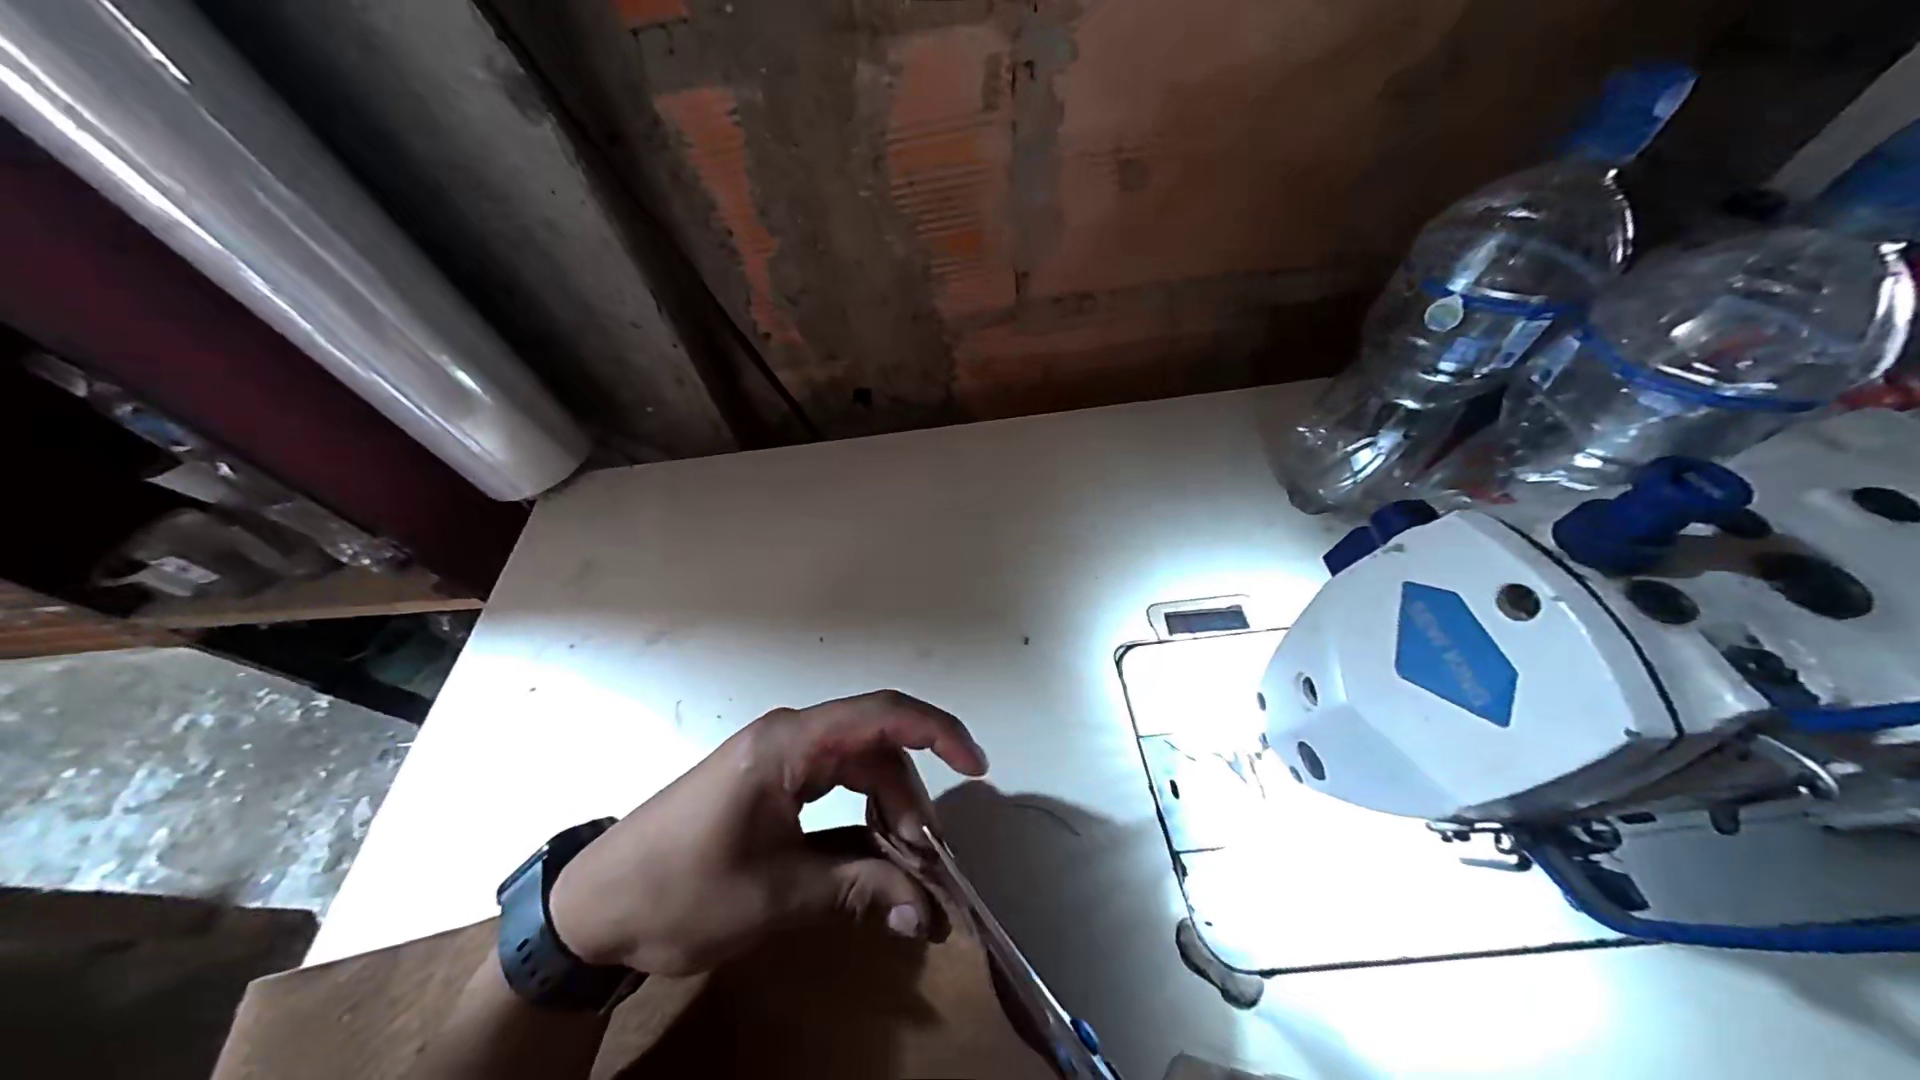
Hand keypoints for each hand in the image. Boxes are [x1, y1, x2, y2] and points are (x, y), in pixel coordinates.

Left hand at [546, 690, 988, 976]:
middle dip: (912, 801)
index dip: (937, 732)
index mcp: (788, 744)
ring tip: (908, 868)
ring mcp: (780, 757)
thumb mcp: (774, 896)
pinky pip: (837, 783)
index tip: (977, 767)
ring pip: (861, 767)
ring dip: (891, 812)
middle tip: (930, 865)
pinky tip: (877, 854)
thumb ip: (857, 890)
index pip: (881, 714)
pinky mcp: (773, 780)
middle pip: (877, 749)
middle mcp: (790, 737)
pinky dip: (865, 816)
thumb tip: (926, 912)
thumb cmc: (678, 892)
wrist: (592, 907)